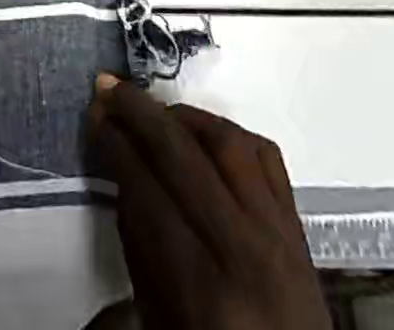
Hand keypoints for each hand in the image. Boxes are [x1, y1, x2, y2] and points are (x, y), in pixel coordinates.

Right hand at [87, 74, 327, 329]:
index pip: (148, 192)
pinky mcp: (299, 223)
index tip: (94, 116)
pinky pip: (266, 155)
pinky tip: (203, 130)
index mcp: (200, 287)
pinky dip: (229, 132)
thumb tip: (123, 172)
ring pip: (229, 144)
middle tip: (108, 87)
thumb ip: (139, 246)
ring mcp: (278, 232)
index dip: (116, 146)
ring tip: (153, 109)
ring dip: (184, 115)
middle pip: (185, 157)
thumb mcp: (158, 318)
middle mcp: (243, 249)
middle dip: (140, 113)